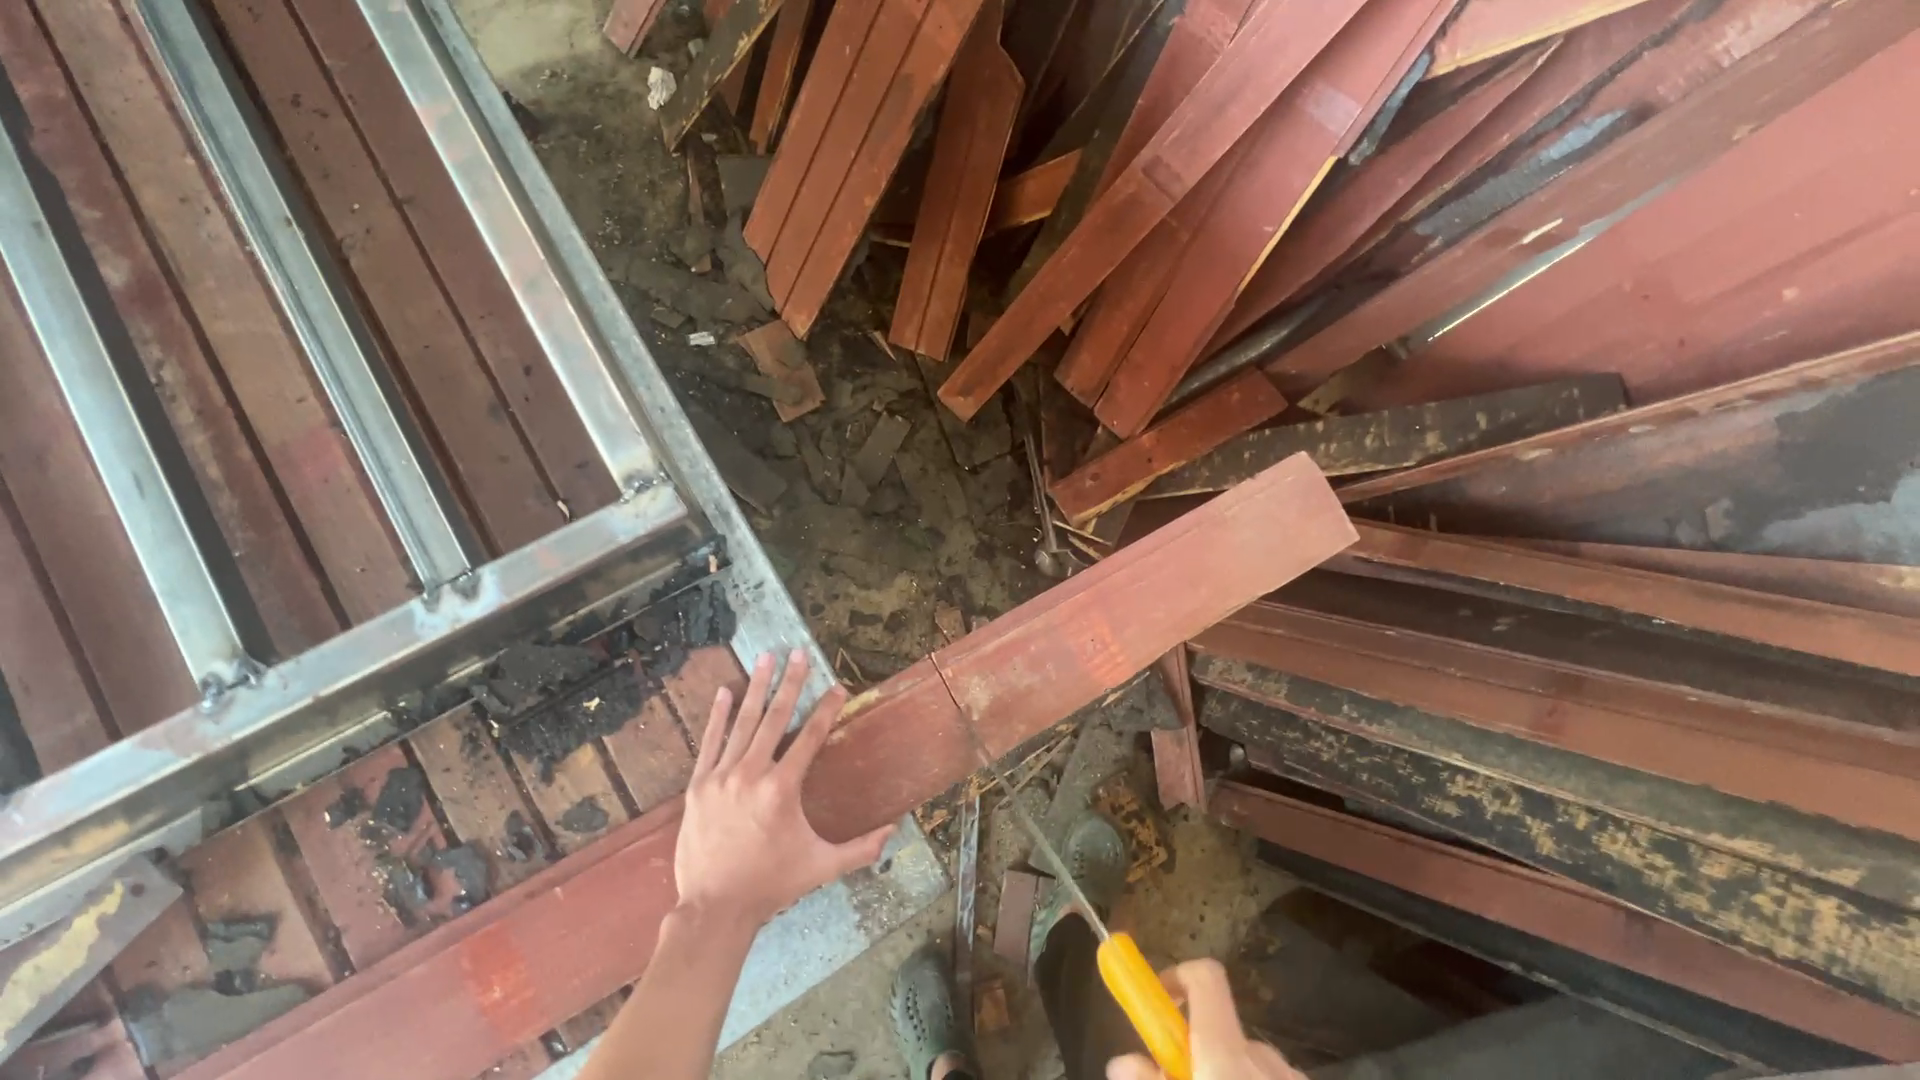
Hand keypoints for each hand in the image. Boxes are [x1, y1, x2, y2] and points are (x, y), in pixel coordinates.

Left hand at [673, 649, 894, 926]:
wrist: (714, 907)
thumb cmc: (772, 885)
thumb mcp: (822, 867)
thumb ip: (861, 849)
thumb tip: (896, 830)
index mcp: (782, 790)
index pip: (809, 737)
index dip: (826, 709)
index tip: (838, 687)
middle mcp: (750, 775)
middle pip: (775, 719)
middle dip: (790, 683)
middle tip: (799, 653)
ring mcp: (721, 778)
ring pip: (742, 724)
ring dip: (757, 688)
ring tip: (766, 658)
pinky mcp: (698, 787)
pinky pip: (710, 742)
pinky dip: (718, 716)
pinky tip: (725, 691)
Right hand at [1107, 960, 1302, 1079]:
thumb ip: (1147, 1079)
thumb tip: (1122, 1060)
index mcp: (1227, 1052)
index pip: (1205, 978)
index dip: (1176, 978)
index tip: (1155, 1004)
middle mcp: (1265, 1057)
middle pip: (1222, 1030)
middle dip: (1198, 1051)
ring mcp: (1295, 1078)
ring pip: (1250, 1063)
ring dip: (1229, 1074)